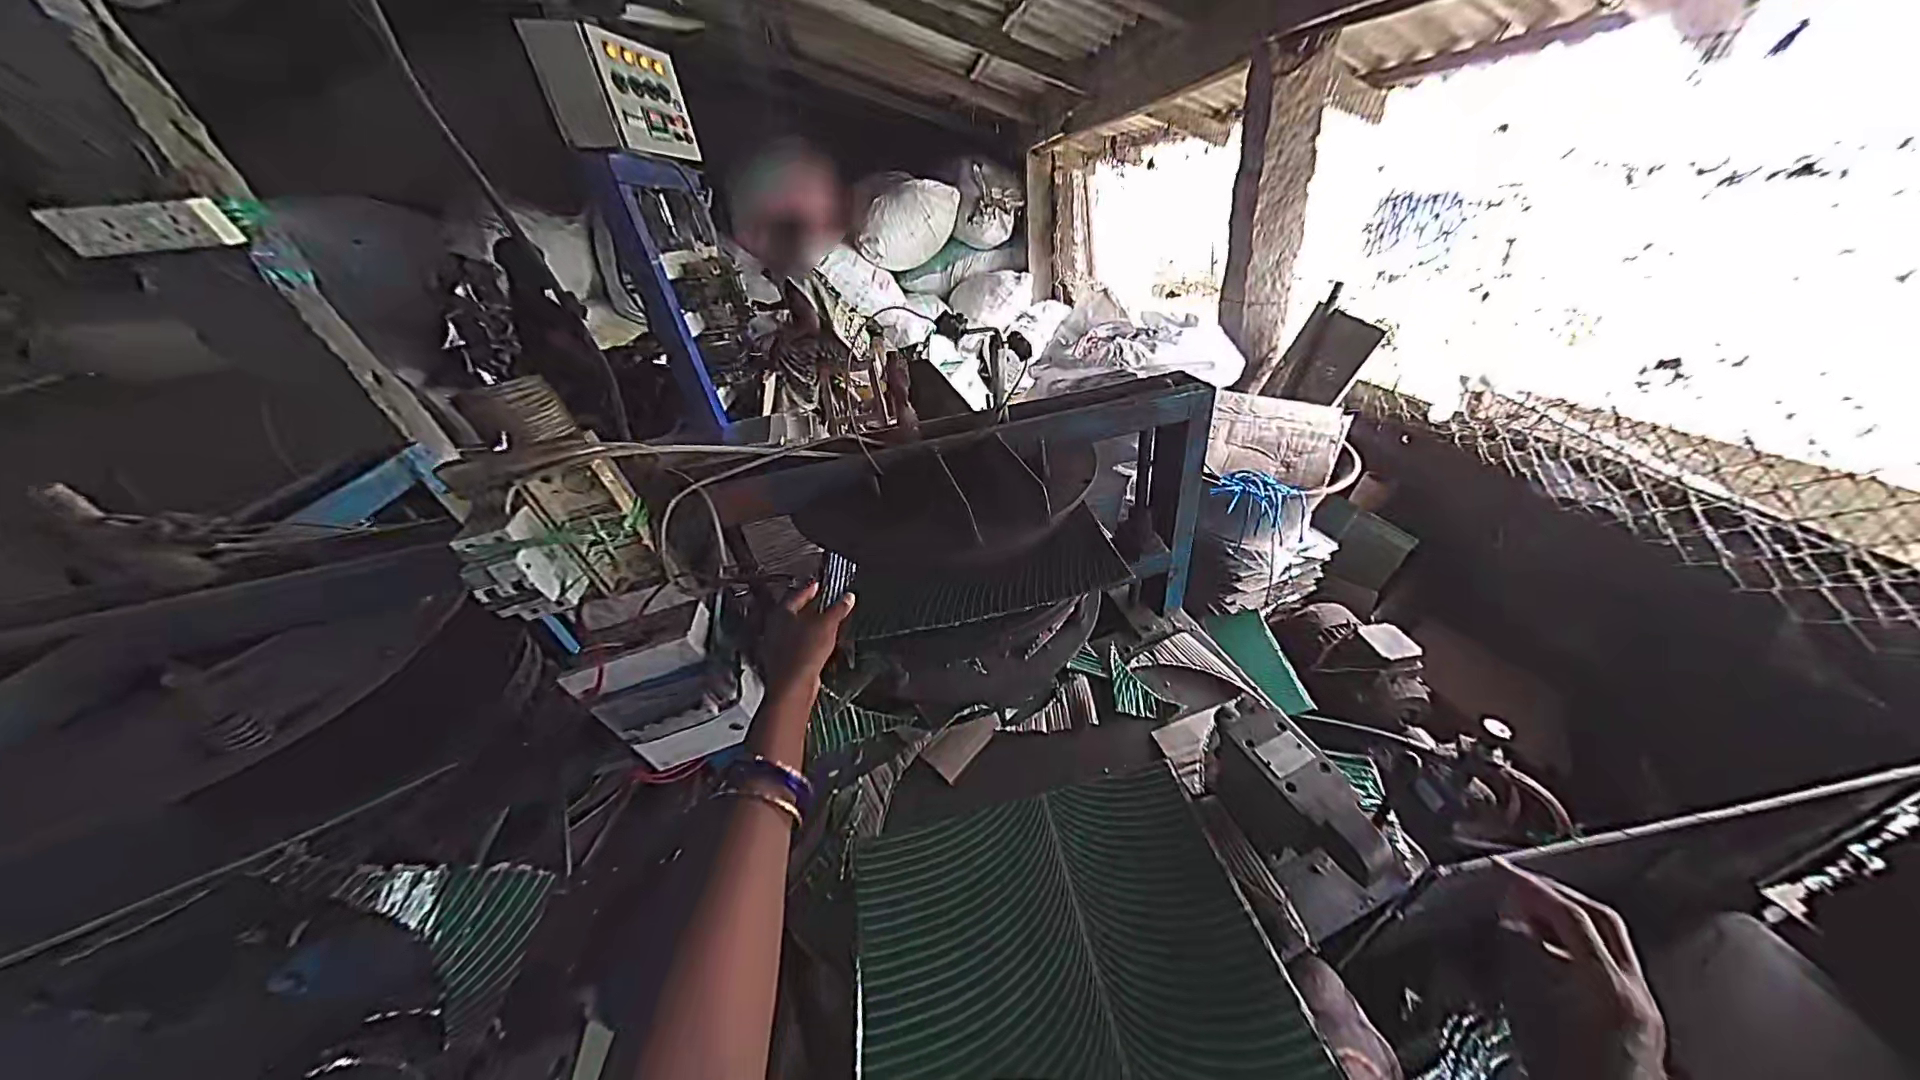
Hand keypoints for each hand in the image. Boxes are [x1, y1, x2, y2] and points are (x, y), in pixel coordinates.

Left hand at [758, 581, 854, 696]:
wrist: (793, 686)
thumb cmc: (803, 654)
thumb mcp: (827, 625)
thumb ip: (838, 609)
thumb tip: (847, 598)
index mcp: (782, 613)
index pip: (798, 594)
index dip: (810, 589)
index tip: (818, 585)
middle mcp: (775, 628)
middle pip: (795, 611)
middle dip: (810, 607)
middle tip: (824, 603)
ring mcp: (778, 645)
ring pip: (795, 629)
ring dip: (810, 626)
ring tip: (825, 624)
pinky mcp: (784, 661)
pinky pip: (798, 645)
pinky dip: (808, 642)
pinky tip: (819, 645)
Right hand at [1498, 861, 1666, 1079]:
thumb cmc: (1565, 1066)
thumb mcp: (1530, 1004)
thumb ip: (1522, 951)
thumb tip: (1512, 917)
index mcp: (1607, 983)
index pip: (1570, 914)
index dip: (1532, 885)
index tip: (1501, 869)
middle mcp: (1632, 987)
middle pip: (1599, 917)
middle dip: (1555, 892)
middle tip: (1517, 881)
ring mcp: (1642, 1000)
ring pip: (1608, 934)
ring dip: (1565, 912)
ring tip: (1528, 907)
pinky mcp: (1639, 1010)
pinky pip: (1609, 955)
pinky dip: (1575, 937)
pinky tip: (1549, 941)